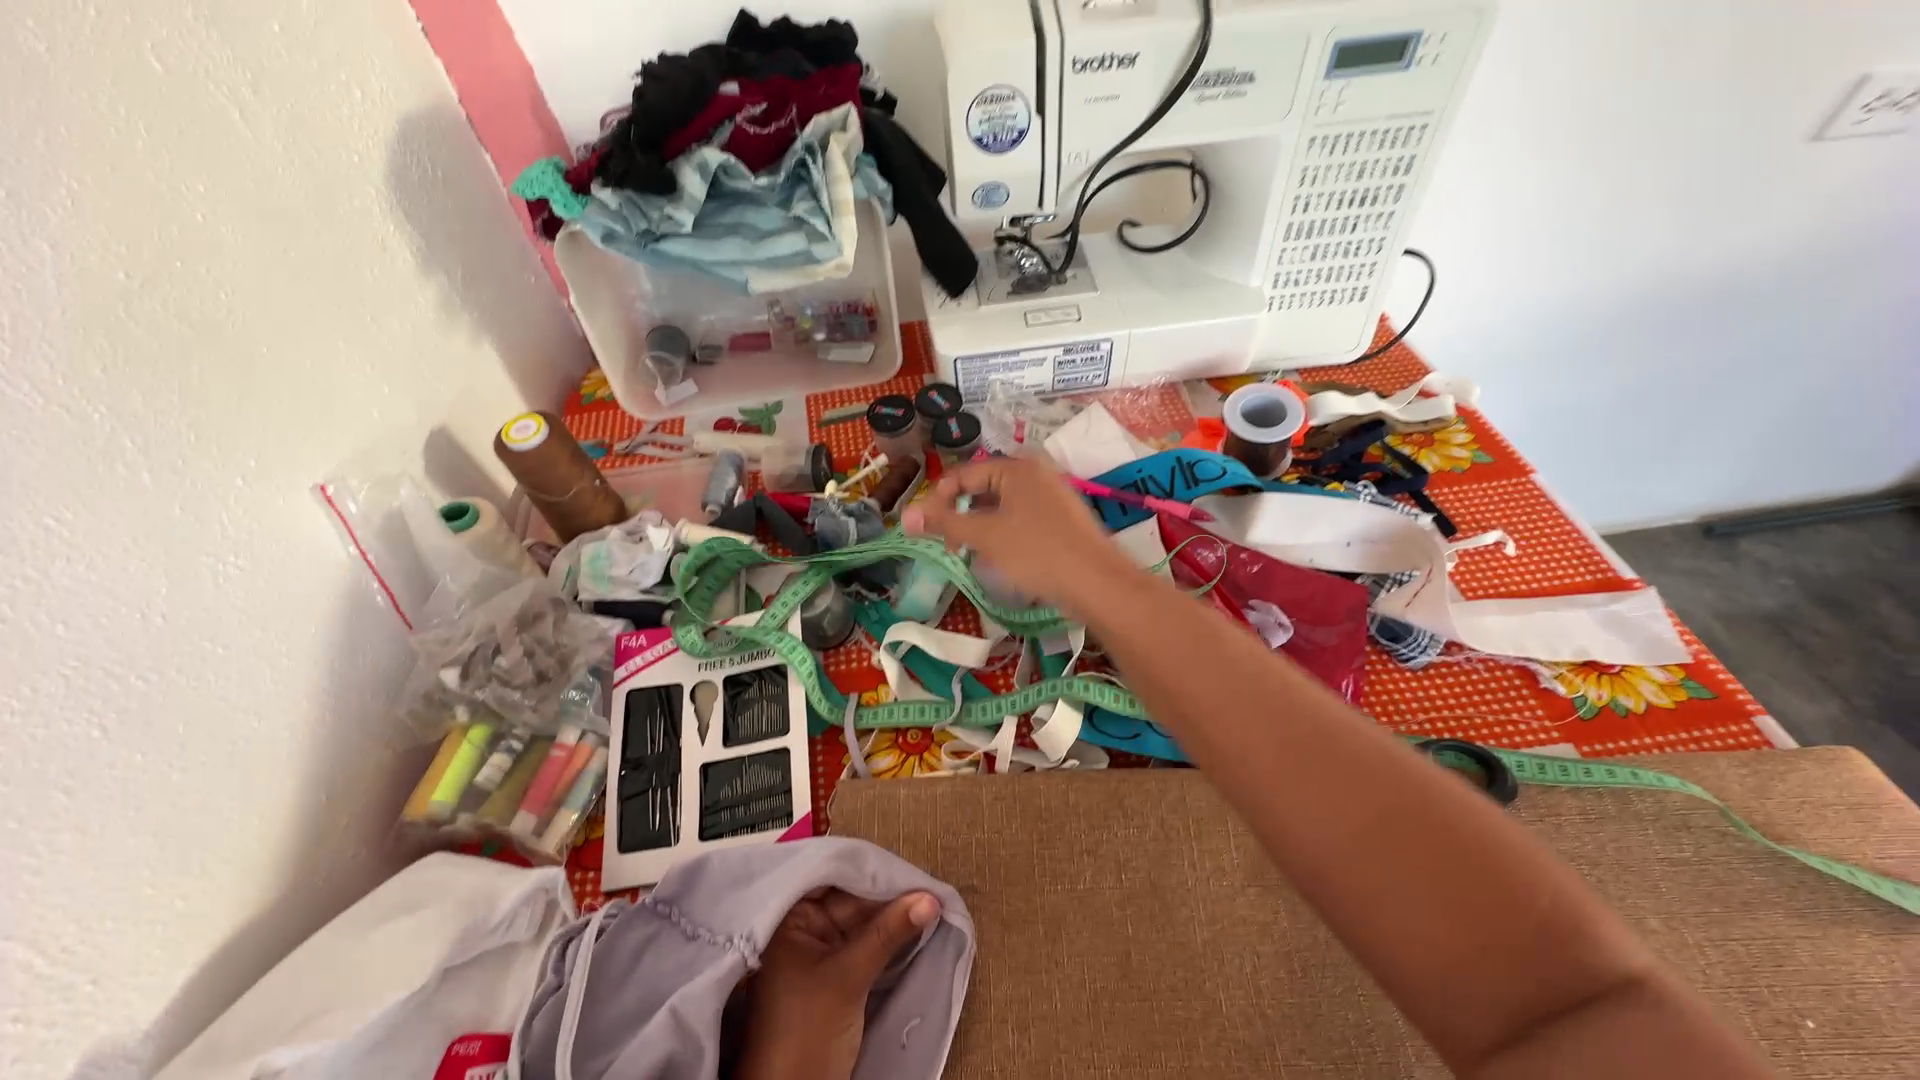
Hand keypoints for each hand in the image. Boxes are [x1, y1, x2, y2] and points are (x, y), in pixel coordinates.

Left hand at [736, 888, 940, 1079]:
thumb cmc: (804, 1032)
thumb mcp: (848, 976)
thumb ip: (888, 932)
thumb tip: (929, 897)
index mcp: (787, 919)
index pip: (829, 877)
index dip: (866, 869)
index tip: (906, 866)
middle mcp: (800, 930)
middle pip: (849, 897)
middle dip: (885, 892)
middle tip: (928, 885)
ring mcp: (819, 954)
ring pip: (861, 921)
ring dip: (891, 915)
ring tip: (929, 900)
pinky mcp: (837, 977)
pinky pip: (865, 945)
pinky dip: (888, 938)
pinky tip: (915, 927)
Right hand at [902, 456, 1132, 612]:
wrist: (1096, 583)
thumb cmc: (1037, 553)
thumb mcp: (984, 536)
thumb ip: (944, 522)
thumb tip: (905, 515)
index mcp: (1017, 467)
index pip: (963, 474)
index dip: (937, 499)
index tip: (924, 529)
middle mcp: (1036, 473)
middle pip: (983, 488)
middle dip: (960, 515)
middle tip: (949, 546)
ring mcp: (1053, 496)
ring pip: (1002, 506)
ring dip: (981, 527)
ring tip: (973, 555)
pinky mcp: (1062, 519)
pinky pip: (1022, 519)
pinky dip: (1004, 534)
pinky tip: (1002, 559)